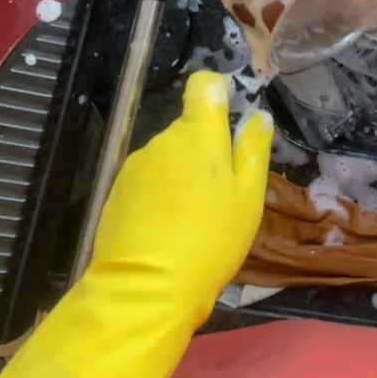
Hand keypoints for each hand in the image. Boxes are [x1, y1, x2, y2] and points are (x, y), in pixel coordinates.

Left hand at [0, 72, 272, 377]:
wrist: (147, 290)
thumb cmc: (211, 240)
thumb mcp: (249, 198)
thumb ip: (253, 150)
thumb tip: (259, 116)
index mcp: (199, 136)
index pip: (203, 86)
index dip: (216, 91)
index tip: (228, 113)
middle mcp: (163, 140)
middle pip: (188, 127)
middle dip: (205, 149)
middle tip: (222, 191)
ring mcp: (137, 165)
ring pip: (168, 155)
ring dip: (182, 172)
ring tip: (195, 215)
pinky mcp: (118, 190)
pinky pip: (148, 178)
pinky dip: (161, 192)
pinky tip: (168, 226)